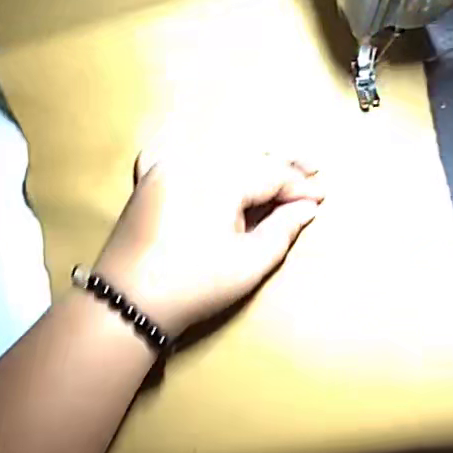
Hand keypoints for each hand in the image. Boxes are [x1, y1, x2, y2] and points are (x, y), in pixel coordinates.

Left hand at [90, 146, 325, 335]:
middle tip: (313, 169)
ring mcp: (165, 166)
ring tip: (276, 166)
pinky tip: (210, 151)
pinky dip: (200, 152)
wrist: (128, 302)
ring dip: (248, 159)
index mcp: (219, 177)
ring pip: (217, 152)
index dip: (299, 185)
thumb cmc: (195, 285)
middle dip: (280, 164)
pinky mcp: (147, 181)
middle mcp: (191, 159)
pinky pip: (177, 152)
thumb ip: (282, 230)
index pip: (270, 173)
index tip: (323, 195)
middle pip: (246, 155)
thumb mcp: (249, 263)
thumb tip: (306, 207)